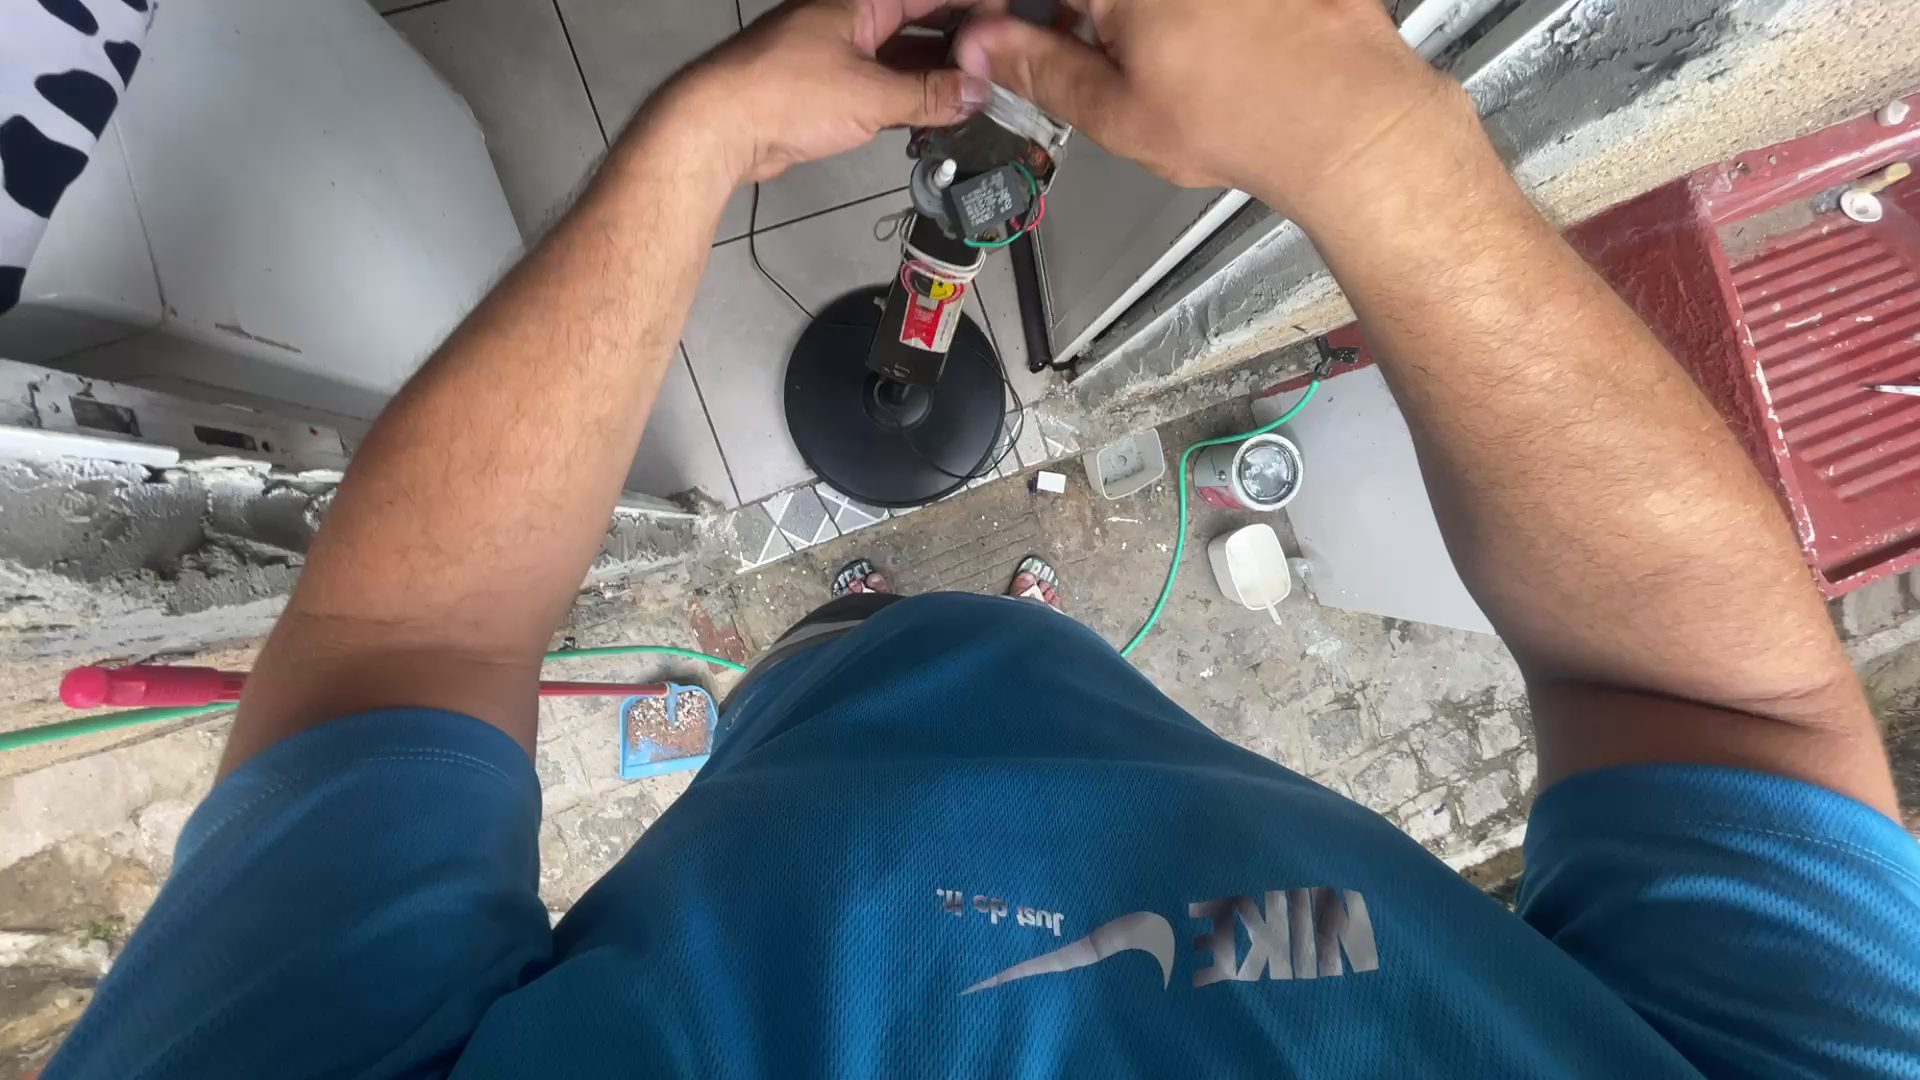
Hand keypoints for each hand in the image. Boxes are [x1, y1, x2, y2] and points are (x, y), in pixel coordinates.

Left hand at [674, 0, 992, 183]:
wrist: (726, 126)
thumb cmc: (786, 92)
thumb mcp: (869, 95)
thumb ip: (927, 95)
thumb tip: (974, 93)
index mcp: (862, 1)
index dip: (971, 5)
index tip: (1006, 17)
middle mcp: (854, 20)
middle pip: (921, 23)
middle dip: (960, 44)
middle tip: (998, 66)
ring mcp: (843, 55)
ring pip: (904, 60)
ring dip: (937, 78)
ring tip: (977, 96)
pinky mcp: (834, 90)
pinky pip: (885, 88)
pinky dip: (912, 101)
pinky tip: (937, 115)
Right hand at [952, 0, 1464, 223]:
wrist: (1339, 114)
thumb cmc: (1238, 116)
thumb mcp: (1114, 110)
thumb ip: (1038, 68)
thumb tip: (982, 44)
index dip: (1007, 19)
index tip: (998, 37)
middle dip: (1069, 20)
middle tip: (1077, 56)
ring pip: (1127, 3)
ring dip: (1112, 21)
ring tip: (1147, 60)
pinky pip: (1178, 3)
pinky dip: (1160, 21)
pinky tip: (1182, 43)